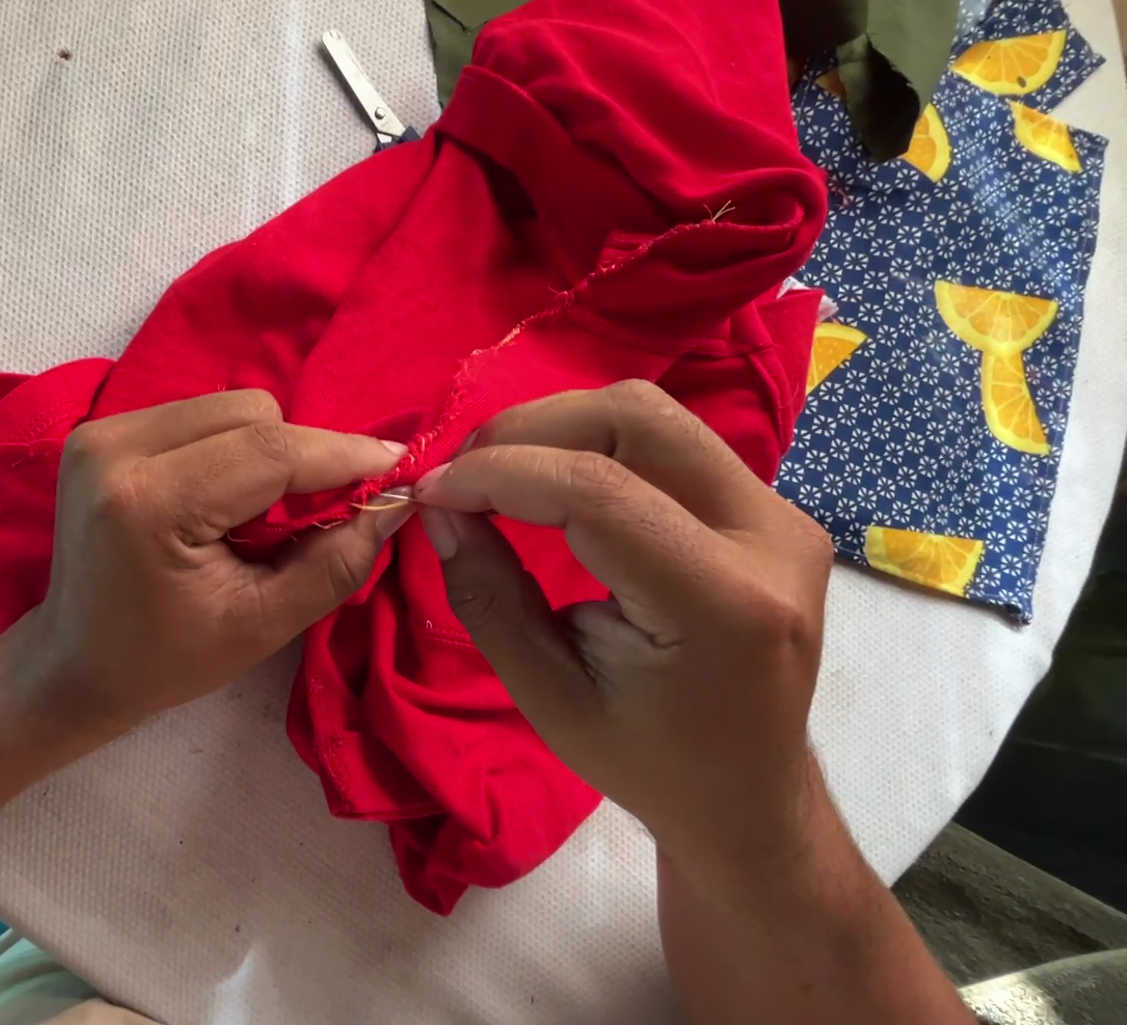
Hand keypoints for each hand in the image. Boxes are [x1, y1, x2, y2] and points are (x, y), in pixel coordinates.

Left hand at [24, 391, 410, 732]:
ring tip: (255, 514)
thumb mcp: (260, 626)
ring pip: (227, 405)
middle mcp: (115, 447)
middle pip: (251, 412)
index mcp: (147, 502)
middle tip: (312, 514)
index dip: (343, 454)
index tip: (399, 465)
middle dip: (300, 456)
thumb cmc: (163, 659)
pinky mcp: (98, 430)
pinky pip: (196, 414)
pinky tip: (219, 498)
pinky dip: (228, 446)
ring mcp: (99, 431)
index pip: (269, 450)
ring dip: (264, 450)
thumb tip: (396, 500)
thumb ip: (335, 562)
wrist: (73, 662)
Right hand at [411, 381, 834, 891]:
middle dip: (526, 430)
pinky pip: (662, 437)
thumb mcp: (544, 694)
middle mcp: (768, 537)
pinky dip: (584, 441)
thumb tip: (438, 510)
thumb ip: (487, 595)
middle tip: (461, 474)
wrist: (747, 793)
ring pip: (649, 412)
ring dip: (553, 427)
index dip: (498, 474)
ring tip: (493, 472)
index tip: (430, 491)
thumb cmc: (644, 760)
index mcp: (719, 604)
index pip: (597, 490)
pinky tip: (542, 478)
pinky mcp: (763, 506)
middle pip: (635, 418)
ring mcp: (777, 513)